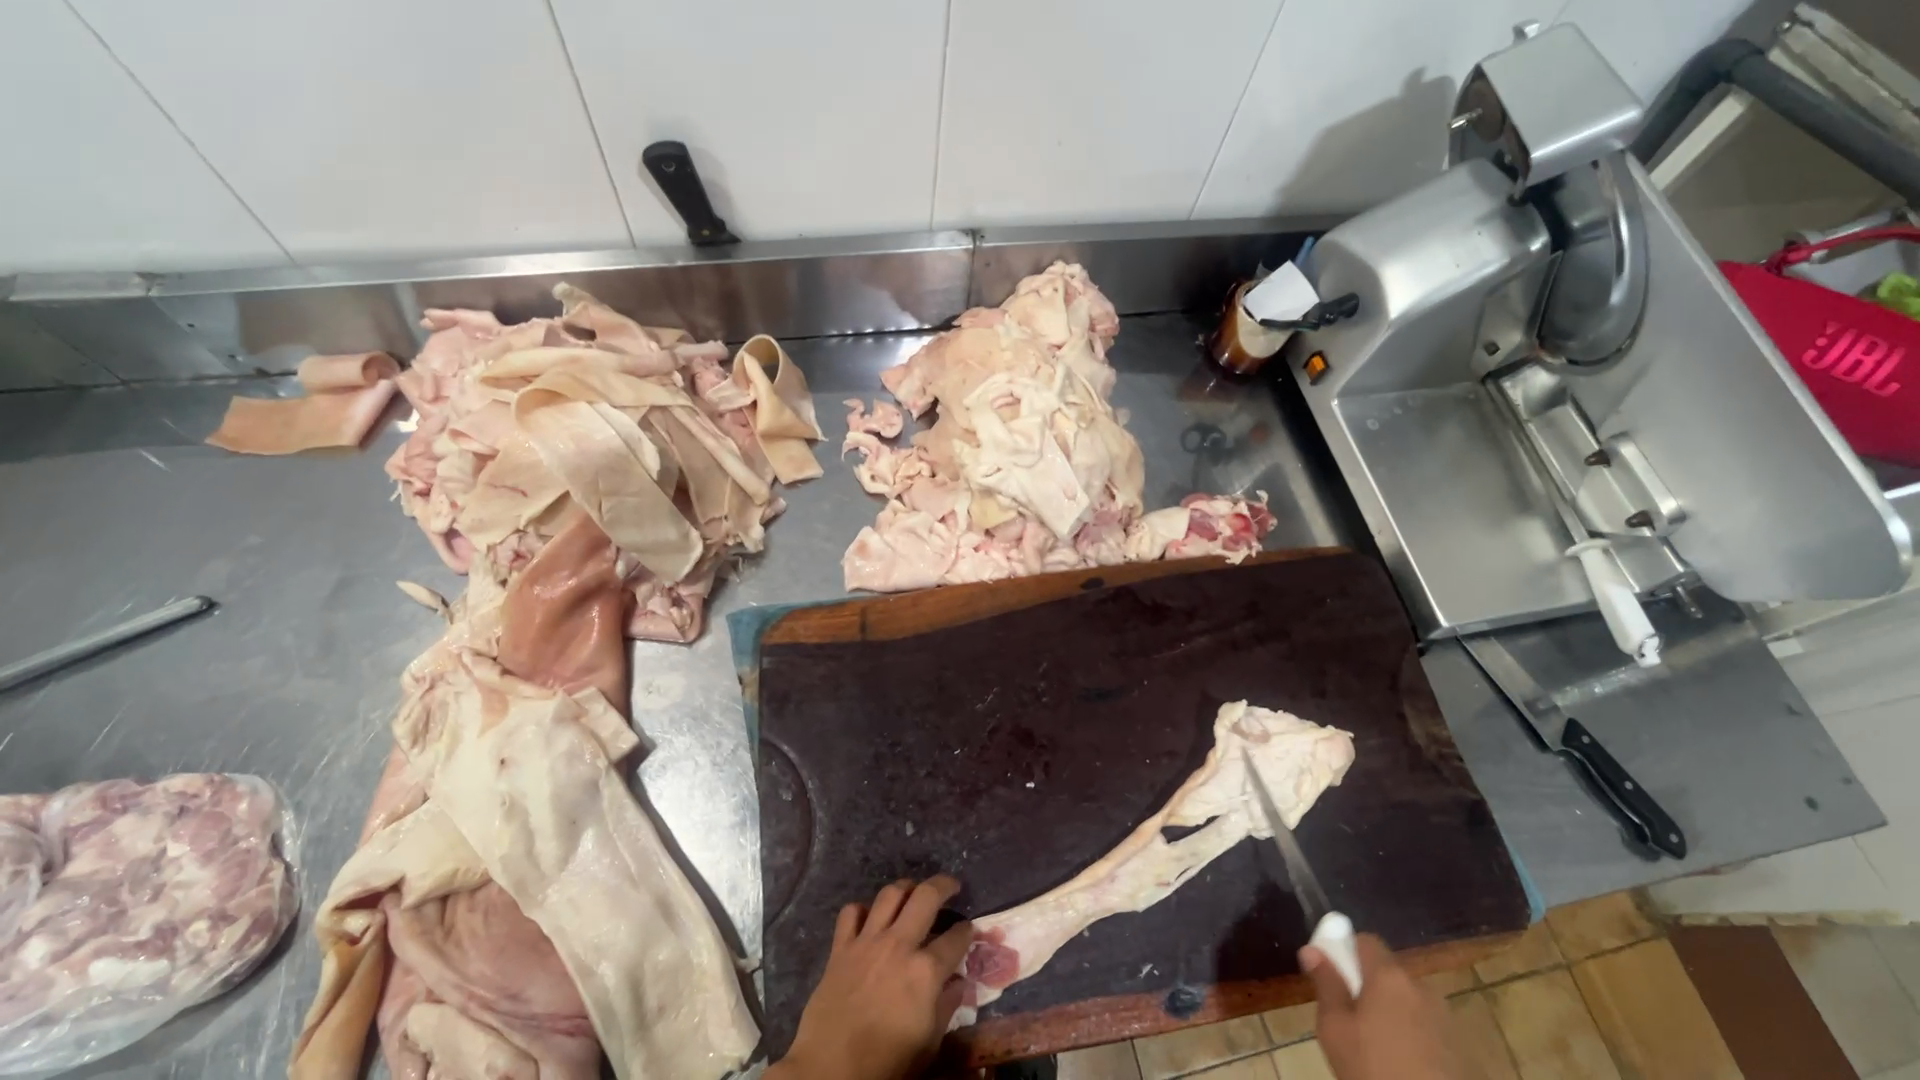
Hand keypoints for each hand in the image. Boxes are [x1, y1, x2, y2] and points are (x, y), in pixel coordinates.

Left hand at [768, 875, 973, 1079]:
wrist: (831, 1070)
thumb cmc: (887, 1063)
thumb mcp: (929, 1043)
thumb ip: (946, 1006)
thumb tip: (958, 983)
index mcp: (926, 971)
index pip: (956, 938)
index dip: (968, 931)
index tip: (970, 930)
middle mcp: (898, 945)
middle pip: (926, 897)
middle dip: (944, 885)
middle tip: (952, 886)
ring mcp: (867, 943)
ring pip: (889, 895)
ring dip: (906, 888)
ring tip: (913, 891)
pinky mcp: (840, 949)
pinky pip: (850, 913)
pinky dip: (862, 910)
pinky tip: (869, 918)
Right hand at [1302, 934, 1465, 1079]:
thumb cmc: (1375, 1070)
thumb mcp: (1335, 1030)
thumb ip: (1326, 985)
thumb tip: (1312, 949)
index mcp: (1389, 977)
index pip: (1366, 940)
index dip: (1346, 950)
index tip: (1333, 975)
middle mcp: (1421, 987)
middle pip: (1387, 972)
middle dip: (1367, 986)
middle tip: (1349, 1020)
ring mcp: (1445, 1017)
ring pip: (1407, 1000)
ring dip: (1391, 1011)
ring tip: (1376, 1047)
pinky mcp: (1459, 1045)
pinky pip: (1426, 1025)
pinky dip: (1412, 1034)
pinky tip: (1403, 1063)